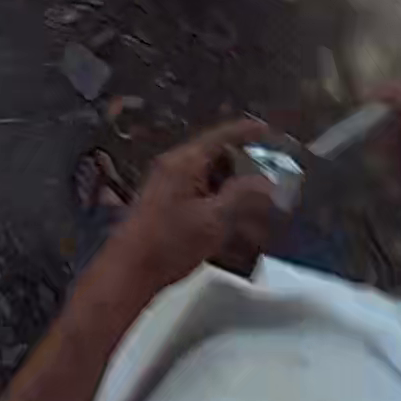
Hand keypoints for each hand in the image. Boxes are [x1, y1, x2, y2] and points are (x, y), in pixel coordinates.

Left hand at [101, 120, 279, 291]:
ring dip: (232, 181)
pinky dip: (218, 195)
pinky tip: (234, 214)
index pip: (220, 136)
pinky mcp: (166, 200)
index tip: (269, 130)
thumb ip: (241, 195)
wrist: (130, 270)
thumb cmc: (171, 242)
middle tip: (270, 170)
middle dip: (243, 161)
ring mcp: (168, 182)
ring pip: (207, 172)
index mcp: (185, 161)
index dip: (246, 131)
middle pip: (214, 153)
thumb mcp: (213, 219)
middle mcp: (175, 164)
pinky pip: (198, 188)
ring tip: (258, 195)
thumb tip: (268, 181)